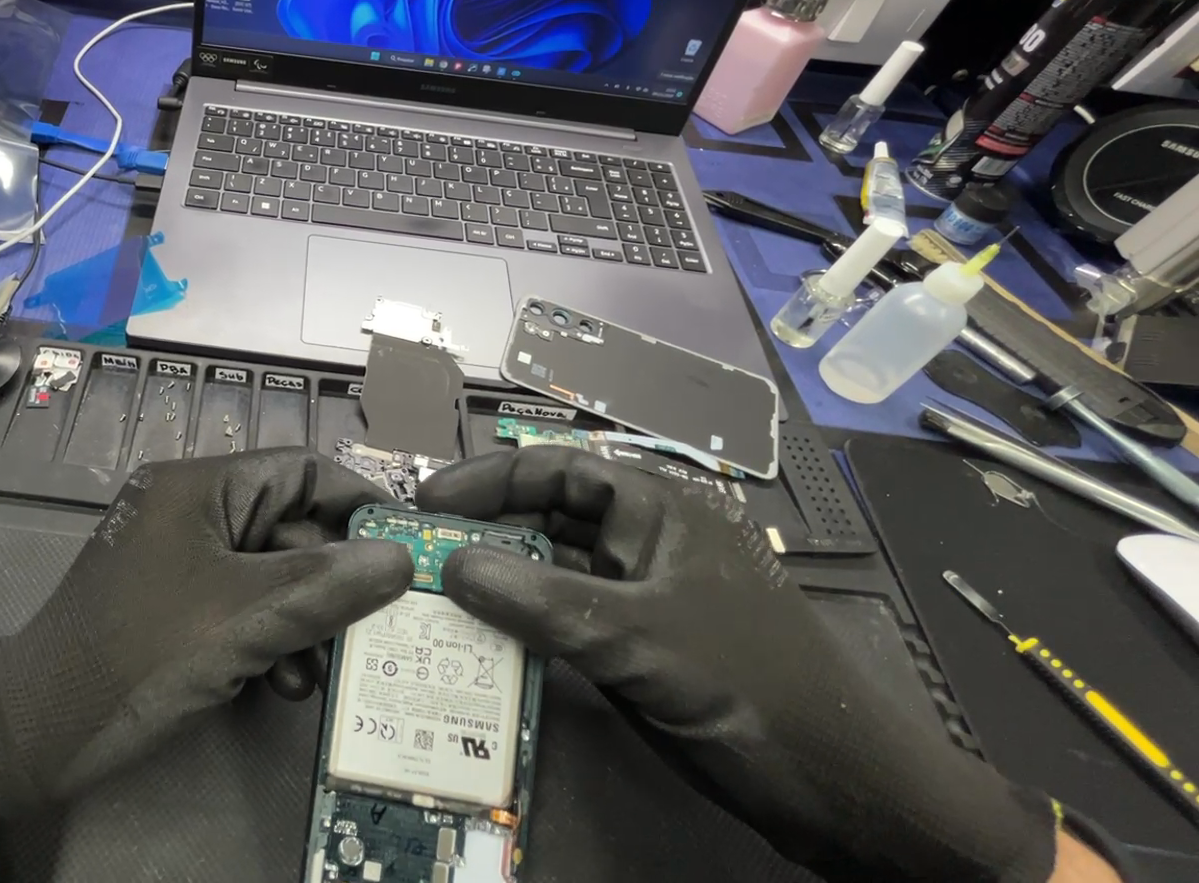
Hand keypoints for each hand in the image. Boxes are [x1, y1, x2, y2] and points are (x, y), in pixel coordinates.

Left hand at [0, 448, 412, 820]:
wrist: (38, 730)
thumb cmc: (138, 654)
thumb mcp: (240, 617)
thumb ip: (324, 585)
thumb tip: (401, 559)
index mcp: (199, 488)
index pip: (298, 471)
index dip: (356, 502)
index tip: (407, 543)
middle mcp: (194, 512)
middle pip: (291, 528)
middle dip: (331, 582)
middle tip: (372, 627)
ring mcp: (186, 560)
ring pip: (274, 575)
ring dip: (304, 620)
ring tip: (322, 670)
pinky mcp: (181, 605)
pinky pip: (246, 607)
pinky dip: (272, 640)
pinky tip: (285, 683)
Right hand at [419, 447, 1058, 882]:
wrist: (844, 793)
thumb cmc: (752, 687)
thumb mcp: (642, 637)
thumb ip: (543, 599)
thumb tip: (450, 565)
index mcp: (655, 510)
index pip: (557, 470)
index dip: (488, 478)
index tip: (427, 500)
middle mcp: (638, 543)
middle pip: (544, 516)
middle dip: (482, 527)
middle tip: (417, 547)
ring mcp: (633, 597)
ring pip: (546, 571)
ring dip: (493, 579)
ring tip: (430, 590)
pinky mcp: (629, 646)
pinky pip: (556, 621)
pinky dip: (515, 624)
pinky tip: (473, 637)